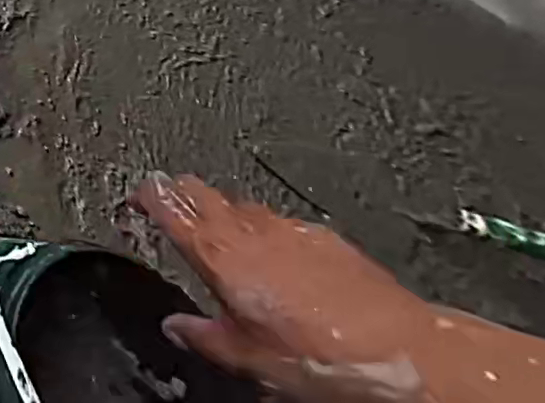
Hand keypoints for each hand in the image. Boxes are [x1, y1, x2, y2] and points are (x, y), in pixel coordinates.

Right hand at [130, 173, 437, 402]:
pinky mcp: (319, 234)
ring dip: (223, 214)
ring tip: (227, 242)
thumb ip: (204, 336)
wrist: (410, 355)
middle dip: (176, 194)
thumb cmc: (325, 358)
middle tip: (171, 211)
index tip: (134, 202)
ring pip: (235, 202)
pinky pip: (279, 221)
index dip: (142, 196)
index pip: (162, 199)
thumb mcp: (250, 358)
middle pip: (193, 187)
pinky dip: (267, 232)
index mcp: (214, 251)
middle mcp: (243, 227)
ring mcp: (283, 226)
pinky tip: (281, 262)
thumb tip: (177, 328)